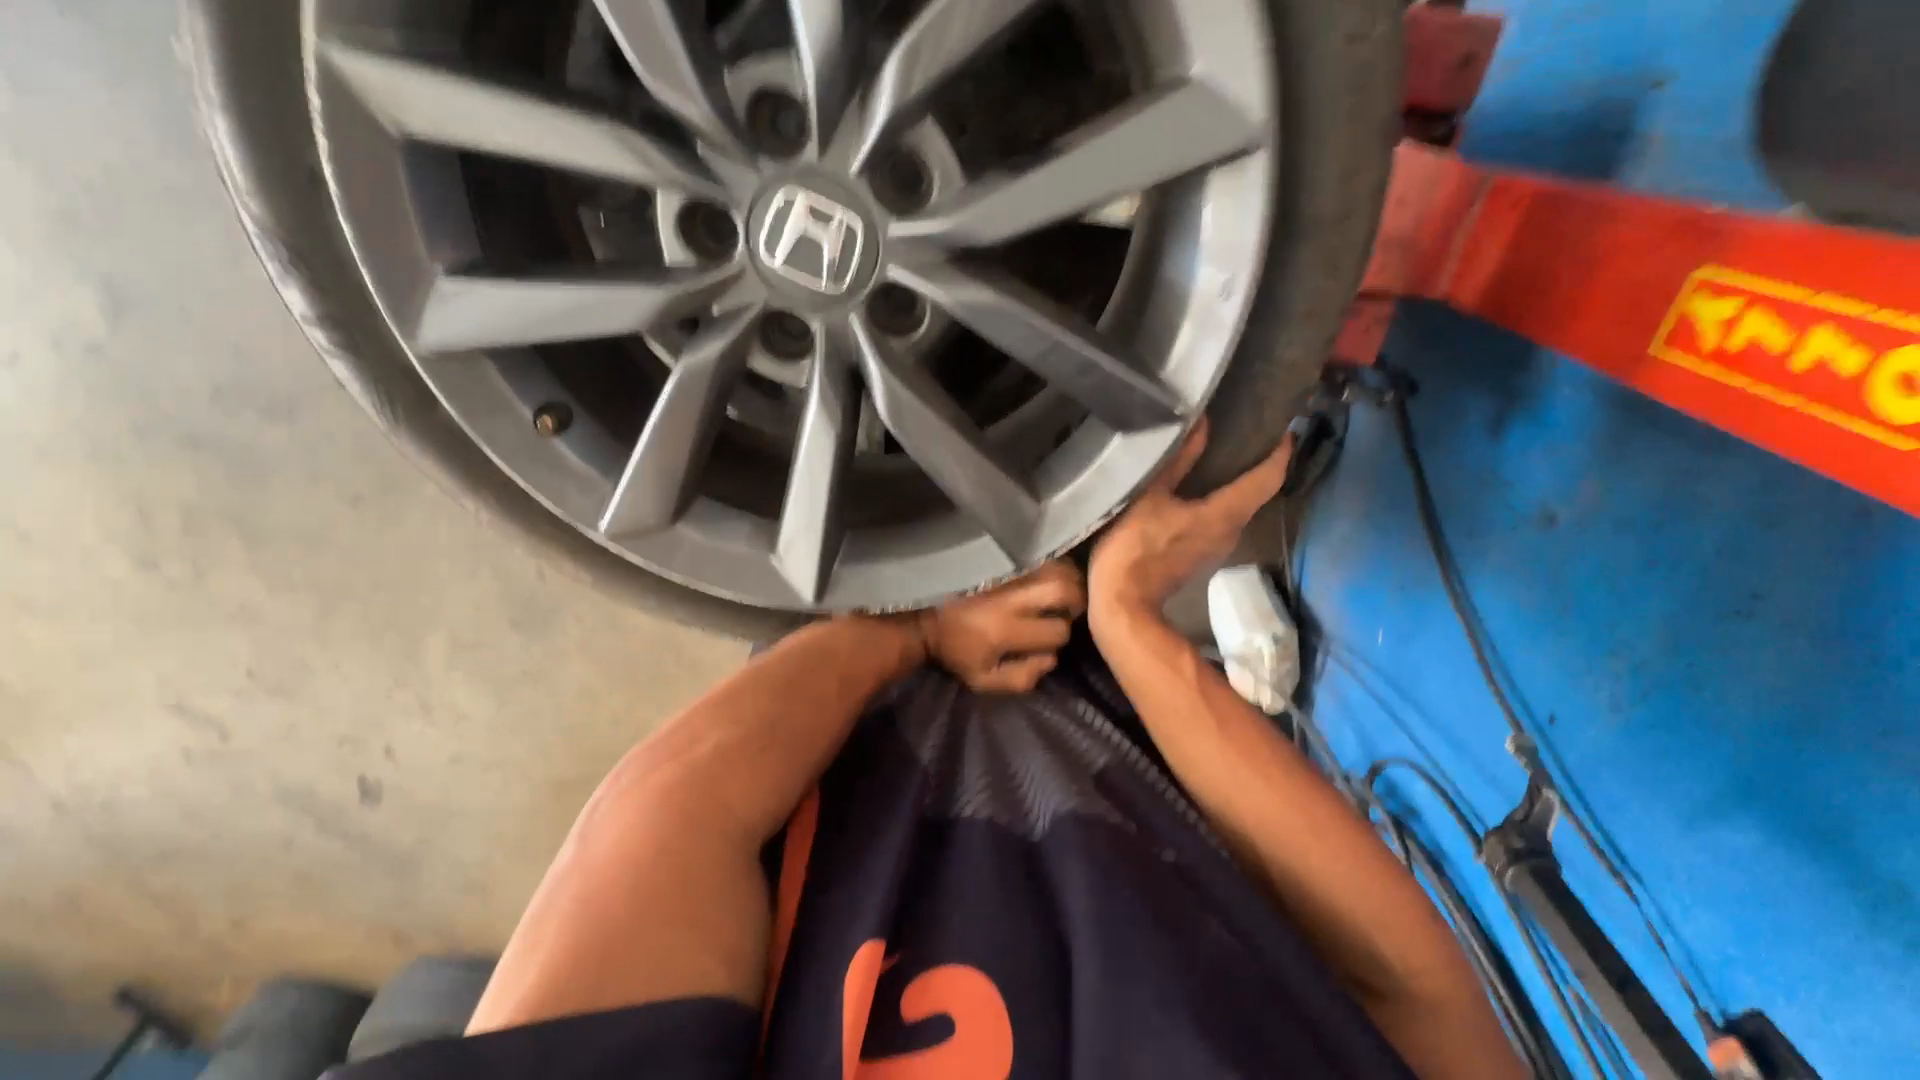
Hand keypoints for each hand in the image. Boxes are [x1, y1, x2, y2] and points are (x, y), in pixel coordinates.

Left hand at [915, 560, 1085, 693]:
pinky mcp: (1000, 557)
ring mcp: (1007, 572)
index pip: (1057, 631)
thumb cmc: (956, 650)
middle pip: (1063, 590)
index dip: (1058, 636)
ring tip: (1062, 591)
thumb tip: (1050, 659)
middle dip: (1075, 601)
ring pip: (1056, 566)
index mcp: (1005, 629)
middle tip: (1069, 609)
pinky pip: (1040, 554)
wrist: (923, 616)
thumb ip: (1022, 679)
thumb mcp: (983, 680)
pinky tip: (1048, 576)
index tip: (1045, 638)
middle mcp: (1010, 596)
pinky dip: (1052, 565)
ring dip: (1068, 579)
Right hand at [1088, 419, 1292, 626]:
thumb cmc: (1135, 548)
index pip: (1269, 477)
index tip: (1283, 426)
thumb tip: (1203, 423)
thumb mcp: (1150, 497)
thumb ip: (1178, 461)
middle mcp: (1233, 530)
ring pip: (1241, 506)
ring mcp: (1219, 546)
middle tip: (1248, 430)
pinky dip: (1221, 497)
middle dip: (1260, 461)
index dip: (1281, 450)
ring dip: (1238, 480)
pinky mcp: (1203, 553)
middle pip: (1259, 491)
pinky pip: (1223, 518)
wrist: (1123, 604)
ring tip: (1221, 451)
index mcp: (1226, 513)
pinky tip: (1200, 484)